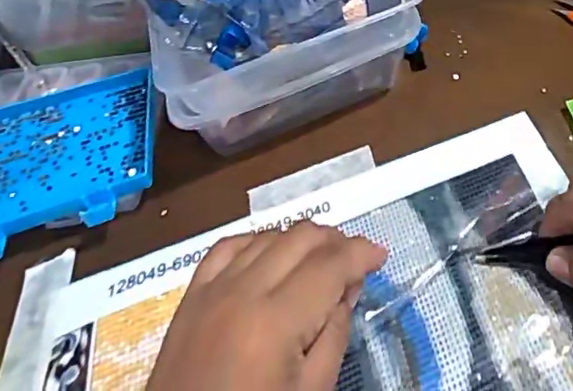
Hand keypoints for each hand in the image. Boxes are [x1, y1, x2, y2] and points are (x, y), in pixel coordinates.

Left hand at [147, 222, 386, 390]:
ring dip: (299, 240)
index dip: (361, 253)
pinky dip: (256, 242)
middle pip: (301, 237)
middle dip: (335, 242)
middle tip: (353, 263)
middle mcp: (244, 290)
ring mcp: (213, 288)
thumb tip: (346, 288)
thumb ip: (333, 336)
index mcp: (276, 320)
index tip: (380, 255)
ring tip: (318, 261)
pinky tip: (270, 254)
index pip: (330, 264)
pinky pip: (228, 246)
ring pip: (268, 234)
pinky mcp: (192, 295)